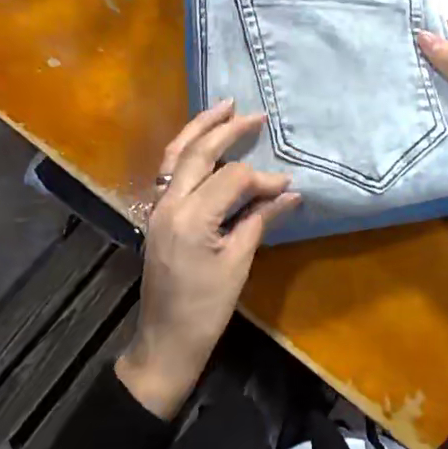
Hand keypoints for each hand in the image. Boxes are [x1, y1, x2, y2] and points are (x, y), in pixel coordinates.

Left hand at [116, 102, 299, 419]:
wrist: (166, 340)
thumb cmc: (206, 308)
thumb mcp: (238, 263)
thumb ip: (260, 219)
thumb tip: (290, 194)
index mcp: (191, 217)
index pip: (231, 178)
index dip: (261, 179)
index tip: (286, 187)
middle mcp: (169, 203)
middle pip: (197, 152)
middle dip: (226, 130)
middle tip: (254, 115)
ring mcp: (158, 207)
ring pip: (176, 154)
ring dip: (200, 129)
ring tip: (223, 109)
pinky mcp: (156, 214)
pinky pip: (169, 170)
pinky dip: (186, 150)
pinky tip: (202, 143)